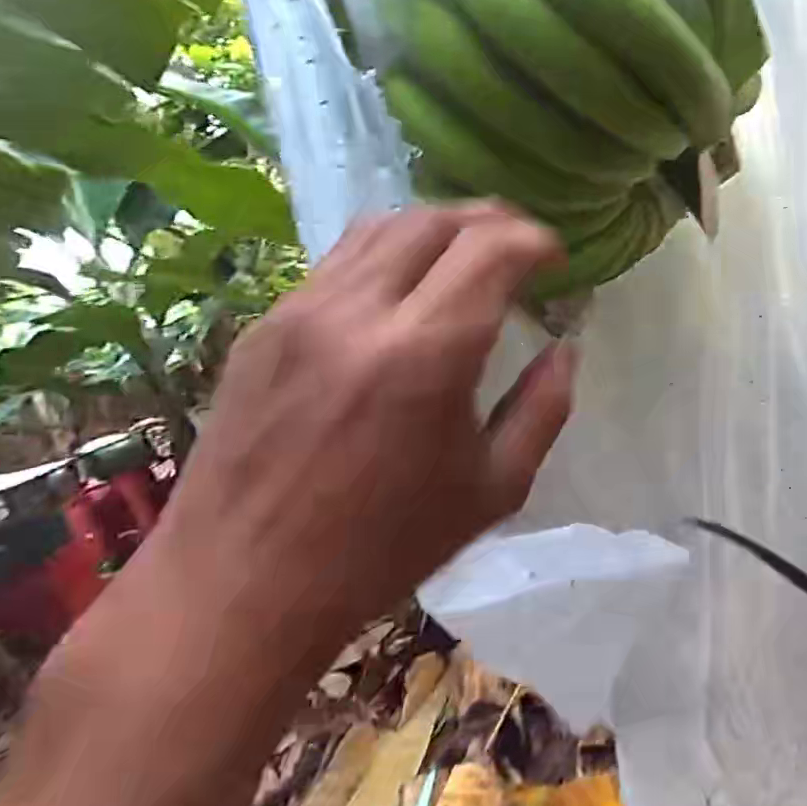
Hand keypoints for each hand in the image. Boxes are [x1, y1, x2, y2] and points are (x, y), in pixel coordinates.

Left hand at [159, 203, 576, 659]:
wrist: (241, 586)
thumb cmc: (383, 549)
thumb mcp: (495, 489)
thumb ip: (543, 409)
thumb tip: (564, 350)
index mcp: (426, 356)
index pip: (492, 250)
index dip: (536, 240)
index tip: (557, 259)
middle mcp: (360, 313)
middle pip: (436, 220)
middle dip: (492, 220)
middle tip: (520, 246)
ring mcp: (301, 310)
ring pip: (382, 226)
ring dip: (438, 227)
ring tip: (467, 254)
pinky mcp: (265, 325)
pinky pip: (339, 260)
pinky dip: (389, 252)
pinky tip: (404, 288)